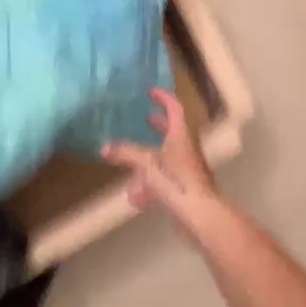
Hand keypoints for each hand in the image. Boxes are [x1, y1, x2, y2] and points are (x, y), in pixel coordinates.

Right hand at [101, 87, 220, 227]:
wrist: (201, 214)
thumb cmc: (176, 181)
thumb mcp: (147, 164)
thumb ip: (126, 154)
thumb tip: (104, 147)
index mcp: (181, 136)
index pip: (175, 109)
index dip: (164, 98)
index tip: (151, 92)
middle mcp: (187, 149)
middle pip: (174, 131)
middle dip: (160, 125)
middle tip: (147, 118)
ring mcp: (188, 169)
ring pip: (169, 156)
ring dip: (153, 156)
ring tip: (134, 160)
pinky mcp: (186, 188)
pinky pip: (167, 178)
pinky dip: (151, 182)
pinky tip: (137, 197)